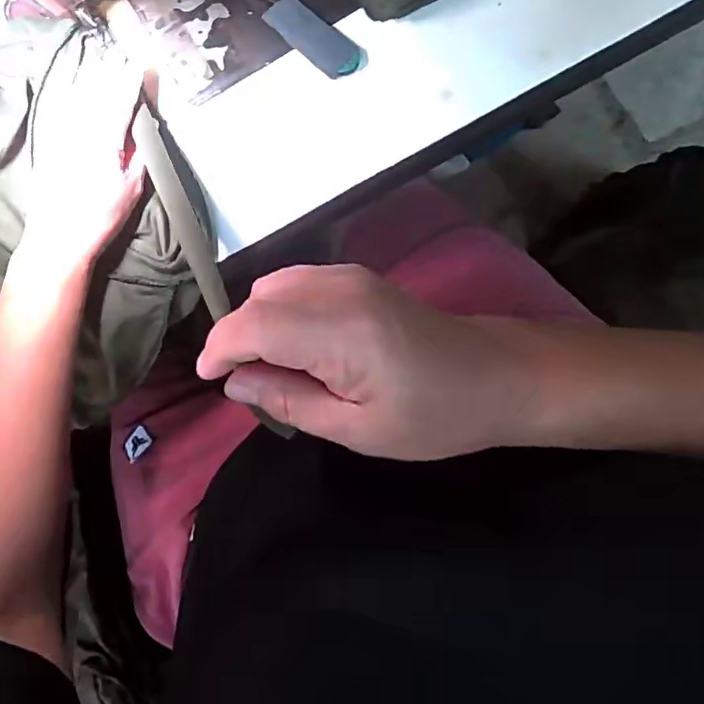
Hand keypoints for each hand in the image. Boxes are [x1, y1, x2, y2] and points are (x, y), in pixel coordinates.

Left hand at [18, 57, 149, 273]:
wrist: (55, 238)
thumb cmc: (98, 217)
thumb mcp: (132, 186)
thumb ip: (139, 148)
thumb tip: (145, 121)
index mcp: (103, 136)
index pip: (122, 94)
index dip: (135, 76)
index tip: (146, 63)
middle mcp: (78, 126)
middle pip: (98, 86)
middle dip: (114, 68)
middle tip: (128, 55)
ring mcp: (59, 131)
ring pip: (79, 91)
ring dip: (95, 75)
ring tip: (108, 61)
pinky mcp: (48, 139)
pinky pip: (63, 104)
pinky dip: (76, 90)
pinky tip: (81, 85)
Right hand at [196, 265, 554, 459]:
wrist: (494, 373)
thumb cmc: (434, 415)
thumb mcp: (358, 430)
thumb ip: (289, 401)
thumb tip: (235, 382)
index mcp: (343, 333)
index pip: (255, 324)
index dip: (220, 347)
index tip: (208, 377)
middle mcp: (340, 290)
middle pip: (257, 300)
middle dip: (235, 337)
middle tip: (245, 381)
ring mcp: (348, 275)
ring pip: (271, 285)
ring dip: (255, 320)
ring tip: (270, 364)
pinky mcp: (354, 273)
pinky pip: (294, 281)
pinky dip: (277, 307)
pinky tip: (294, 340)